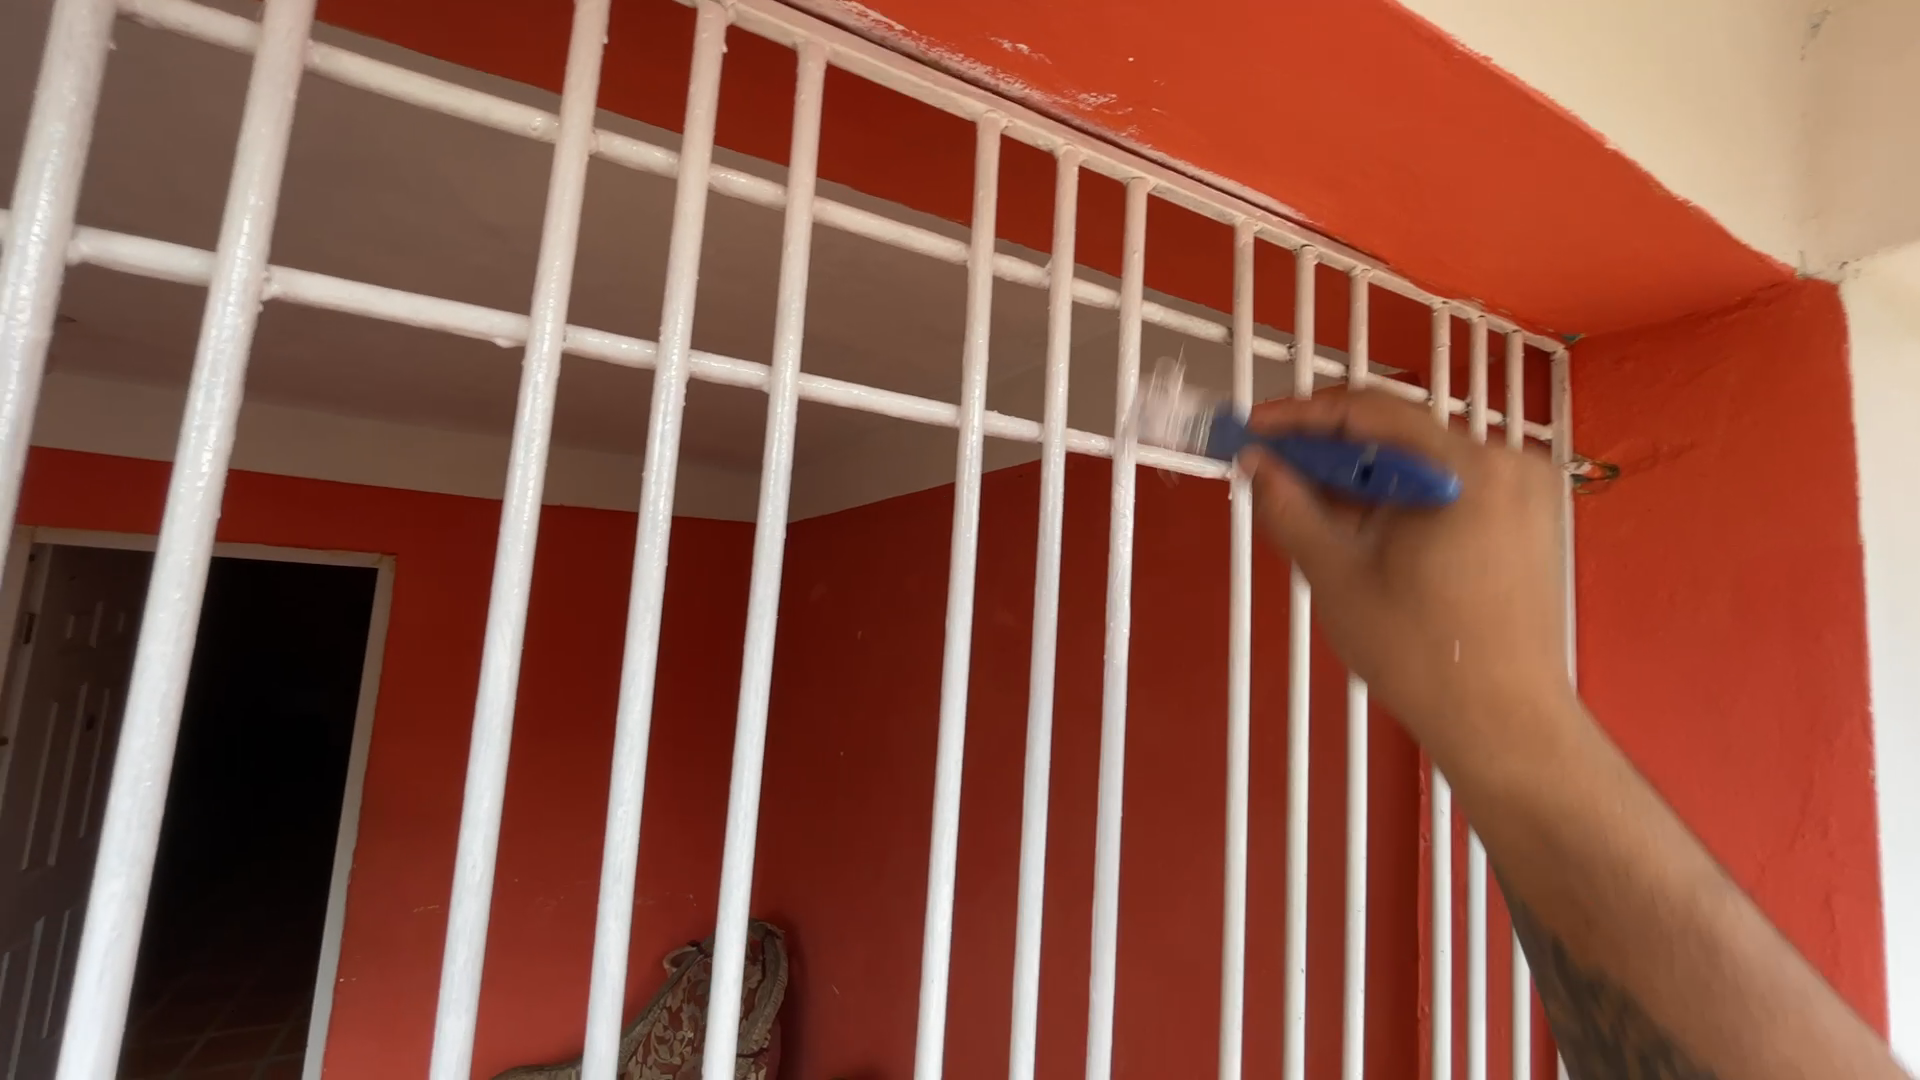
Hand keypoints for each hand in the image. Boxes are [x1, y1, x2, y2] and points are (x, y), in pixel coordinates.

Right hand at [1243, 388, 1576, 768]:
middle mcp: (1504, 463)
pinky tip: (1354, 532)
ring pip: (1414, 463)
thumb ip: (1288, 507)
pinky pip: (1439, 488)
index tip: (1252, 430)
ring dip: (1354, 480)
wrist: (1501, 722)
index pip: (1370, 410)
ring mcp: (1521, 492)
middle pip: (1394, 434)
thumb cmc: (1415, 650)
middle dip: (1325, 453)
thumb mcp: (1334, 574)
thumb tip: (1254, 463)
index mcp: (1466, 468)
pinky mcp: (1521, 520)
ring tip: (1306, 512)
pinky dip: (1389, 500)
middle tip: (1270, 476)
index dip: (1299, 415)